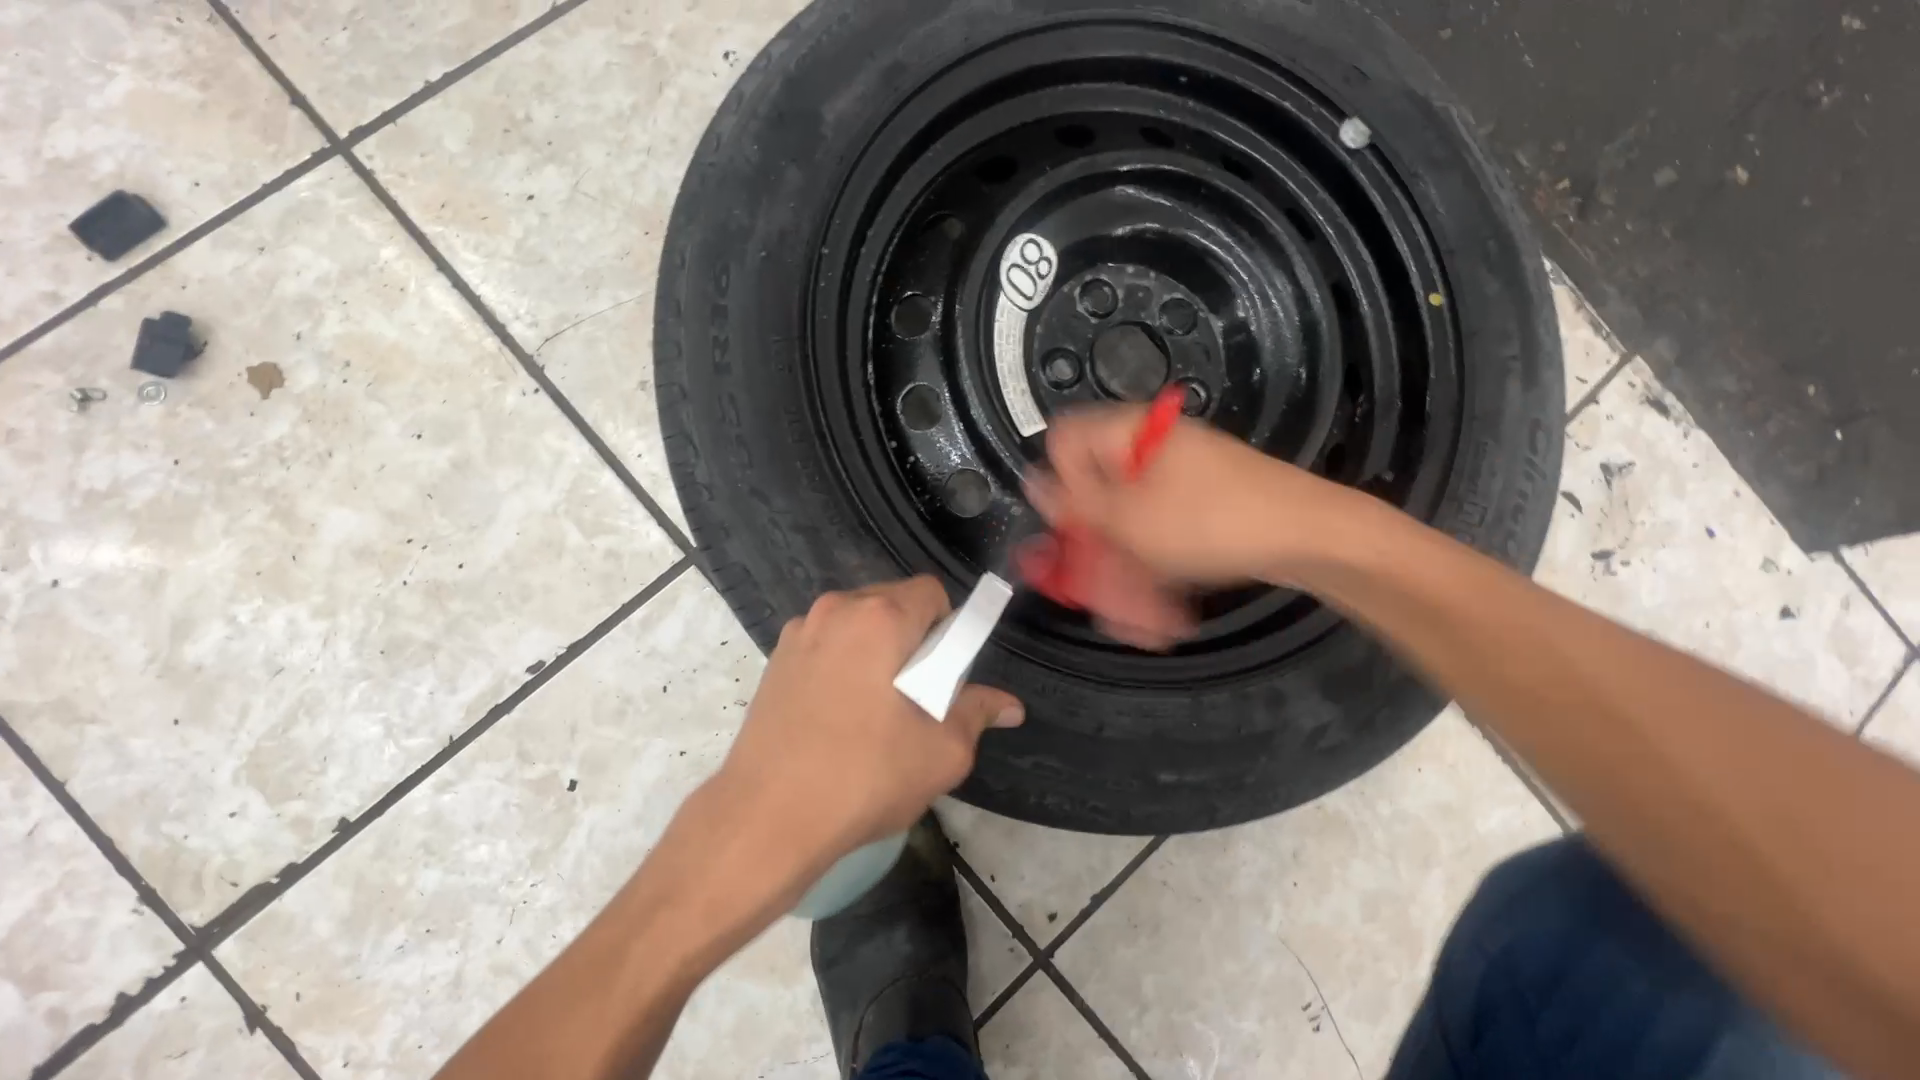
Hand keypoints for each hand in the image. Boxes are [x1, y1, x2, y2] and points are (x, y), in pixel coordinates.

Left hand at [714, 577, 1023, 869]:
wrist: (766, 818)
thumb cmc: (865, 776)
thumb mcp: (942, 751)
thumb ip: (977, 714)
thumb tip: (1010, 706)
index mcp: (879, 617)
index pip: (930, 593)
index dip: (949, 628)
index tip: (946, 674)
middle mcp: (834, 611)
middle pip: (891, 604)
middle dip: (913, 641)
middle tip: (919, 698)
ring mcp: (798, 635)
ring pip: (856, 627)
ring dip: (876, 654)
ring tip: (877, 713)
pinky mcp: (774, 662)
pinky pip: (825, 649)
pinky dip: (842, 668)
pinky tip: (839, 720)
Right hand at [1024, 406, 1352, 646]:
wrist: (1309, 538)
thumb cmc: (1219, 520)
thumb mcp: (1129, 520)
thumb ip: (1075, 506)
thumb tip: (1037, 485)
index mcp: (1132, 435)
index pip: (1067, 443)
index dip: (1060, 487)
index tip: (1068, 528)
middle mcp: (1154, 453)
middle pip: (1099, 501)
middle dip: (1096, 555)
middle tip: (1097, 593)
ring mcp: (1182, 484)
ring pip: (1131, 531)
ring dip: (1126, 580)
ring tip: (1137, 624)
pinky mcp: (1204, 514)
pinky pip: (1162, 543)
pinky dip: (1155, 577)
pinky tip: (1160, 620)